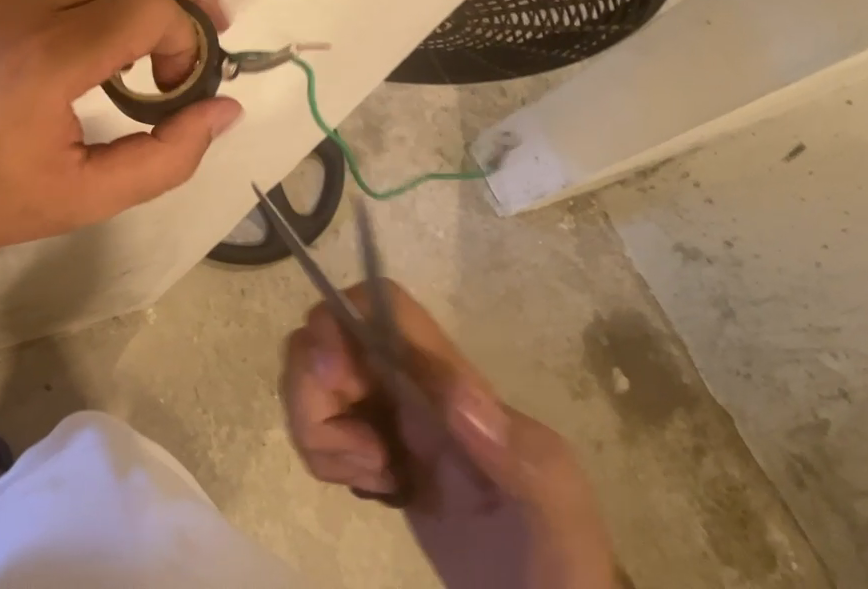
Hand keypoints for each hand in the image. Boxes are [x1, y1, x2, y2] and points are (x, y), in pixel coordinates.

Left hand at [0, 0, 243, 267]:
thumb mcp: (88, 198)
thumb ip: (169, 156)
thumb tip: (226, 108)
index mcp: (45, 57)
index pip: (150, 5)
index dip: (185, 40)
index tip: (177, 87)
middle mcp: (14, 4)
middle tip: (205, 29)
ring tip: (148, 40)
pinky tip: (87, 37)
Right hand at [281, 280, 618, 588]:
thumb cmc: (556, 561)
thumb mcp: (557, 513)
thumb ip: (521, 457)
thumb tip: (456, 395)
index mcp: (451, 381)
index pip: (380, 306)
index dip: (338, 324)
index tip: (337, 382)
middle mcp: (410, 384)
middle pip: (324, 340)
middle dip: (314, 392)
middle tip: (363, 453)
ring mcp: (386, 416)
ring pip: (310, 382)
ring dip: (317, 431)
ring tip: (373, 479)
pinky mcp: (369, 450)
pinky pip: (315, 426)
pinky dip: (323, 456)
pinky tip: (369, 489)